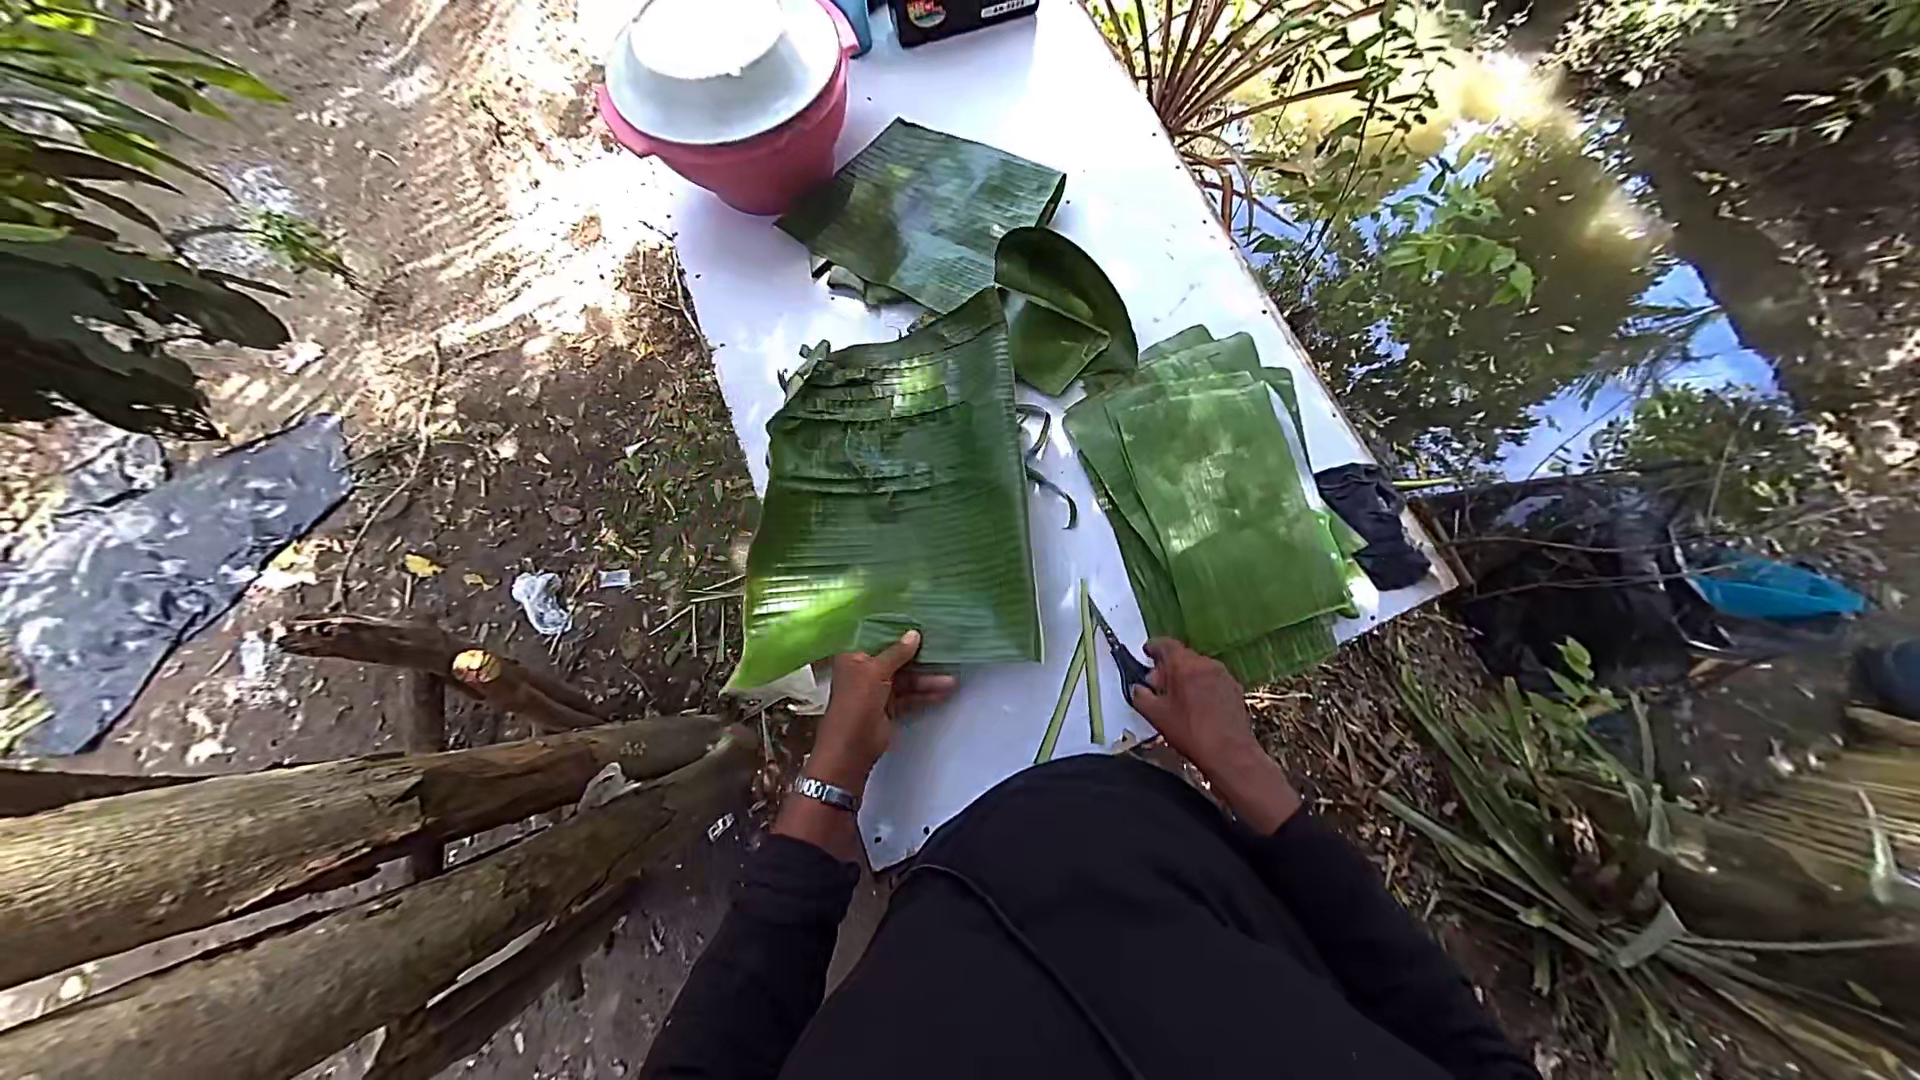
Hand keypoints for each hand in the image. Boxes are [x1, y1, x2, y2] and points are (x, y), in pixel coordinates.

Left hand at [808, 630, 955, 793]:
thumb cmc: (856, 702)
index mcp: (854, 656)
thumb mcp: (875, 671)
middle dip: (919, 656)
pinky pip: (910, 696)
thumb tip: (914, 634)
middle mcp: (865, 669)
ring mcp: (878, 689)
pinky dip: (925, 694)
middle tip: (942, 648)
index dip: (895, 629)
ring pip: (907, 679)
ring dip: (927, 679)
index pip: (876, 636)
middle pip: (896, 658)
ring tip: (951, 680)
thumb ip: (896, 652)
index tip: (918, 620)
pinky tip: (944, 692)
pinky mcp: (889, 706)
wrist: (851, 747)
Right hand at [1130, 638, 1299, 832]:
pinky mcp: (1234, 689)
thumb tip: (1137, 689)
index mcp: (1183, 665)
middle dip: (1167, 667)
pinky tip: (1196, 706)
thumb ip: (1140, 696)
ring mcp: (1223, 675)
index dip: (1152, 648)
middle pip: (1181, 656)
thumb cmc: (1190, 733)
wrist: (1230, 754)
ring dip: (1185, 676)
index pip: (1164, 644)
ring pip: (1197, 668)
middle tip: (1157, 686)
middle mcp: (1205, 664)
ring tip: (1177, 699)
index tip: (1146, 655)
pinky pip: (1211, 679)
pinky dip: (1201, 685)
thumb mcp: (1155, 715)